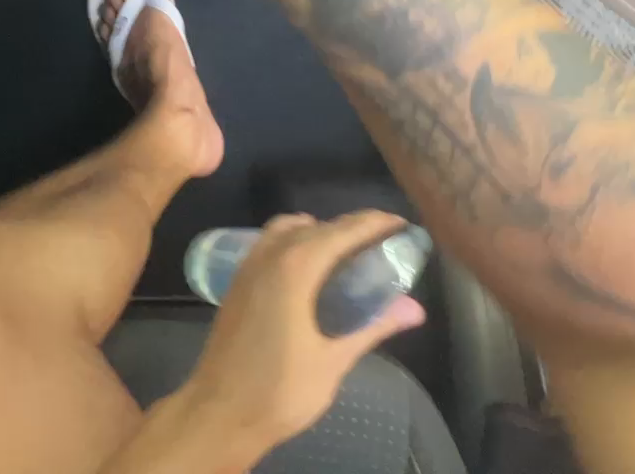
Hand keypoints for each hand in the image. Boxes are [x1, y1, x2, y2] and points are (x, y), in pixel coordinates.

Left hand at [181, 211, 427, 449]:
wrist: (219, 412)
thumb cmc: (279, 389)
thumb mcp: (333, 361)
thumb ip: (373, 326)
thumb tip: (415, 308)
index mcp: (297, 266)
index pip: (343, 230)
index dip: (374, 223)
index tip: (401, 224)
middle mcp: (272, 253)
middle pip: (319, 226)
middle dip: (352, 228)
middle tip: (385, 242)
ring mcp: (251, 262)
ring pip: (292, 228)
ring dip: (321, 231)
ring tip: (349, 253)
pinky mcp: (240, 277)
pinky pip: (272, 241)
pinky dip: (296, 239)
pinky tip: (310, 267)